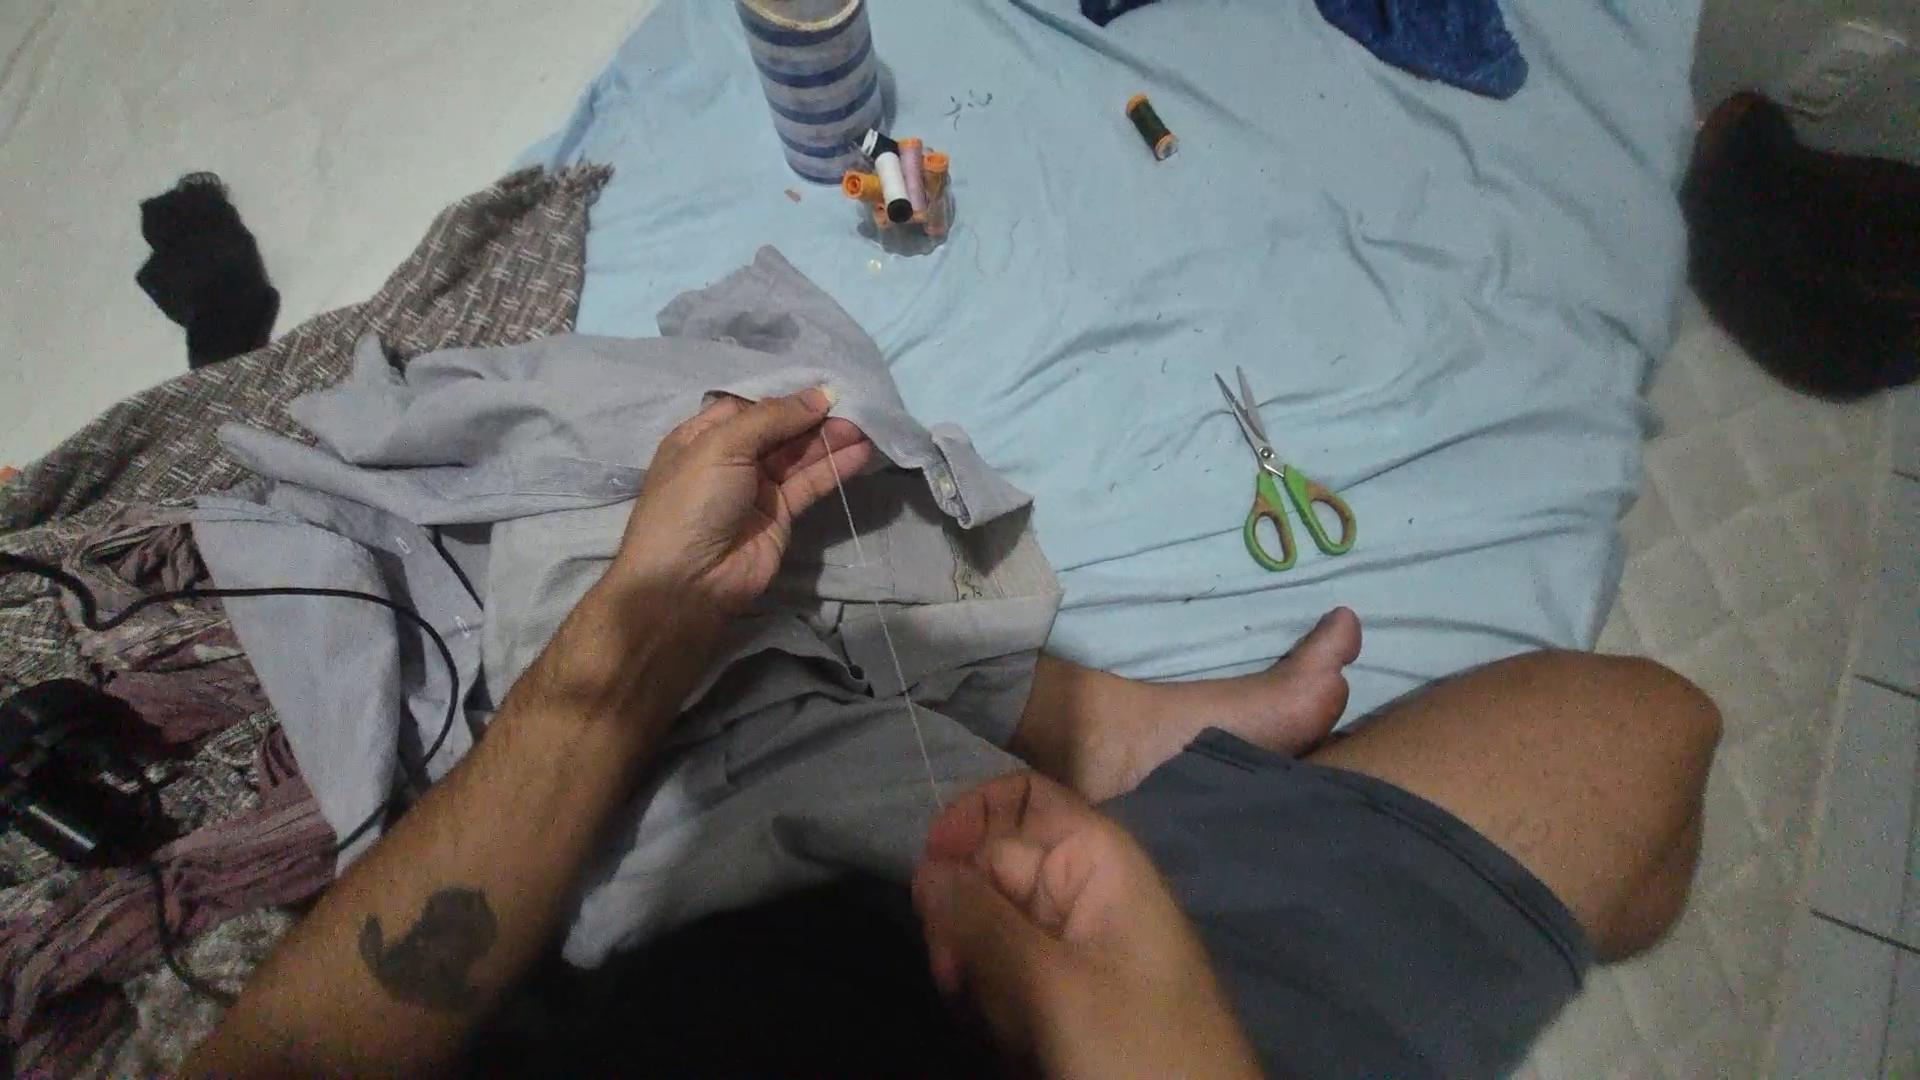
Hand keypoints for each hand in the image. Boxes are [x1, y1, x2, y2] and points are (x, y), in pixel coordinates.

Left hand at [608, 388, 872, 616]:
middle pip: (779, 430)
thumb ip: (773, 418)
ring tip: (863, 426)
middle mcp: (730, 458)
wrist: (688, 580)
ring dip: (829, 441)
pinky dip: (834, 468)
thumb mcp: (722, 445)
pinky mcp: (781, 516)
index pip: (750, 405)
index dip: (785, 395)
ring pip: (798, 456)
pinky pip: (810, 484)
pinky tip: (860, 453)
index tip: (821, 386)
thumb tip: (822, 395)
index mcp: (702, 436)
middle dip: (813, 418)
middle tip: (852, 406)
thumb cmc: (692, 501)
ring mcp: (757, 489)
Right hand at [912, 772, 1262, 1079]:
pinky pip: (1005, 966)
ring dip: (978, 967)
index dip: (970, 819)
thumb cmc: (1138, 1053)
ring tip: (1000, 1021)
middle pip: (993, 864)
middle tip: (954, 977)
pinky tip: (1011, 1037)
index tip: (929, 869)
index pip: (1020, 799)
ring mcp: (1070, 936)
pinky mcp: (1061, 984)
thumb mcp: (1052, 986)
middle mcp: (1081, 883)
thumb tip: (925, 868)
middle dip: (965, 918)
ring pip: (989, 921)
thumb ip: (981, 920)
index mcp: (1095, 855)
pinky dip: (994, 998)